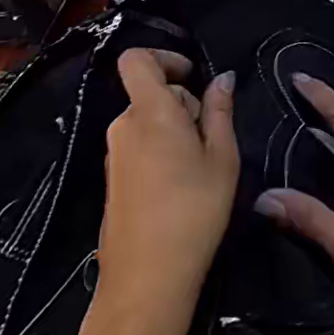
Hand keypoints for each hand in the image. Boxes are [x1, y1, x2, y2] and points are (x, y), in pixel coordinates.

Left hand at [99, 49, 237, 313]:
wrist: (147, 277)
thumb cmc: (194, 210)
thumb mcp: (222, 157)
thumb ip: (220, 112)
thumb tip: (221, 78)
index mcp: (150, 112)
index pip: (136, 60)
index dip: (164, 57)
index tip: (193, 76)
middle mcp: (123, 126)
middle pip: (150, 93)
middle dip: (183, 103)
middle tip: (213, 137)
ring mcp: (113, 154)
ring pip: (147, 121)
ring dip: (174, 129)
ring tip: (202, 166)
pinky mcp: (112, 179)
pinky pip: (138, 146)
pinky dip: (161, 150)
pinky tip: (181, 186)